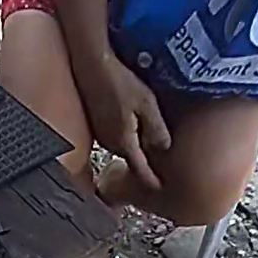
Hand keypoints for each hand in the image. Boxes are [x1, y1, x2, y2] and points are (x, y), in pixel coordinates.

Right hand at [77, 53, 172, 190]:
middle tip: (160, 166)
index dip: (150, 179)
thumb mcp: (146, 102)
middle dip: (143, 164)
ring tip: (148, 145)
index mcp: (124, 142)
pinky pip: (116, 139)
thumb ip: (155, 127)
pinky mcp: (98, 127)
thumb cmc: (120, 82)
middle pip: (131, 160)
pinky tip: (133, 126)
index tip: (159, 188)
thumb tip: (165, 148)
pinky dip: (127, 138)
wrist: (92, 68)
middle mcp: (111, 146)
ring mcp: (103, 138)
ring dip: (135, 149)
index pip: (139, 168)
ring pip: (124, 149)